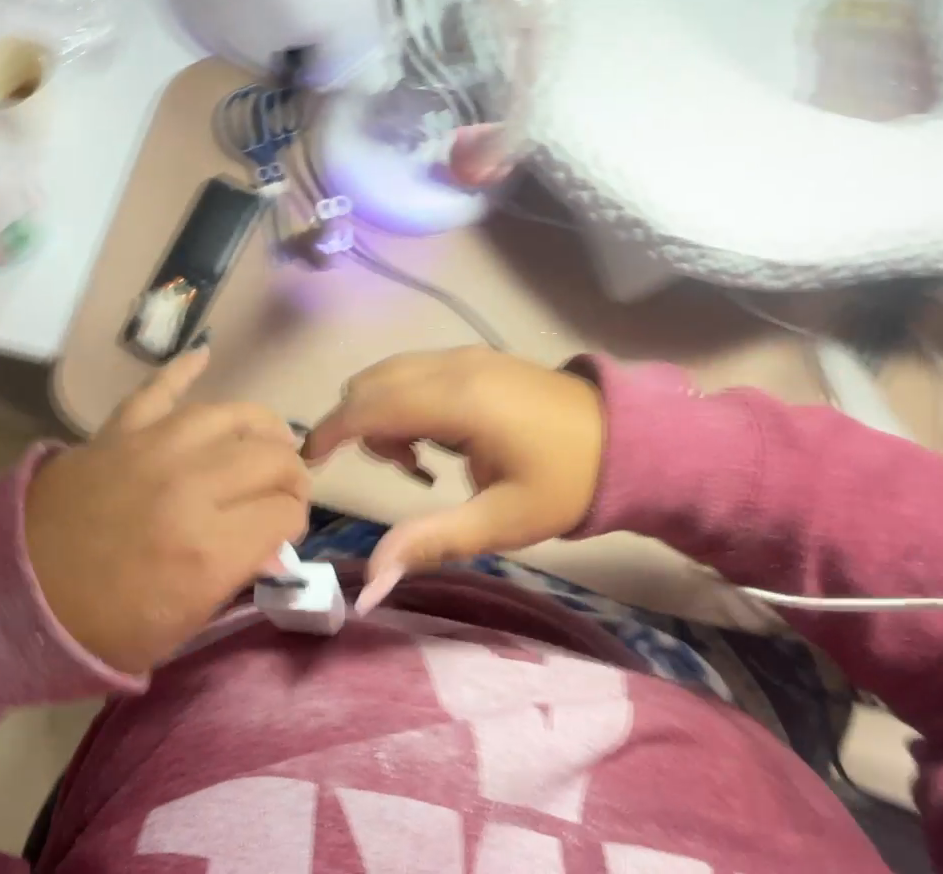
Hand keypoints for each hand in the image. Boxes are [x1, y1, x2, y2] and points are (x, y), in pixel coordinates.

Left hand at [25, 348, 310, 674]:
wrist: (12, 593)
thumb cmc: (98, 627)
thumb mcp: (178, 625)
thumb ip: (232, 576)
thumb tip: (270, 541)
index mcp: (208, 549)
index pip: (285, 512)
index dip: (294, 522)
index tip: (284, 532)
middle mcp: (190, 488)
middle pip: (269, 458)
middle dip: (290, 475)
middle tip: (284, 491)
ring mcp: (151, 450)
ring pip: (228, 416)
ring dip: (259, 426)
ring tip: (269, 439)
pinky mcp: (117, 431)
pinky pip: (158, 389)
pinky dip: (182, 369)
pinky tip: (204, 354)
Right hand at [303, 347, 606, 611]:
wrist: (632, 441)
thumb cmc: (566, 485)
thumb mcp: (499, 523)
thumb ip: (428, 543)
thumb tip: (368, 587)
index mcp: (457, 401)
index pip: (367, 407)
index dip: (329, 434)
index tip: (310, 465)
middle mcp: (452, 365)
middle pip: (369, 385)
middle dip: (358, 427)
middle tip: (402, 475)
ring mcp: (463, 354)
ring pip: (387, 373)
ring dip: (380, 413)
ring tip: (423, 460)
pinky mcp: (473, 356)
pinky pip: (411, 370)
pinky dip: (400, 400)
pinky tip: (439, 436)